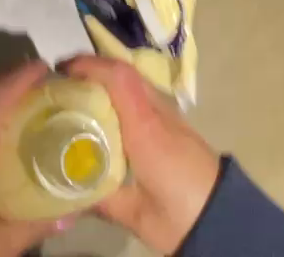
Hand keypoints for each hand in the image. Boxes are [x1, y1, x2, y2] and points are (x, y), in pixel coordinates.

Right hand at [60, 55, 220, 253]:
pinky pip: (141, 94)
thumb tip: (64, 196)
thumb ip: (101, 199)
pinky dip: (118, 91)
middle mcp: (156, 111)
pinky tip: (103, 111)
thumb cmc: (178, 212)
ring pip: (133, 80)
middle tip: (60, 82)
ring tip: (76, 92)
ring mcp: (168, 113)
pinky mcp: (173, 121)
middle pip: (123, 72)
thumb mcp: (135, 213)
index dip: (89, 66)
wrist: (223, 216)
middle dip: (90, 69)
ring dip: (104, 77)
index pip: (118, 78)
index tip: (61, 71)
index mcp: (145, 128)